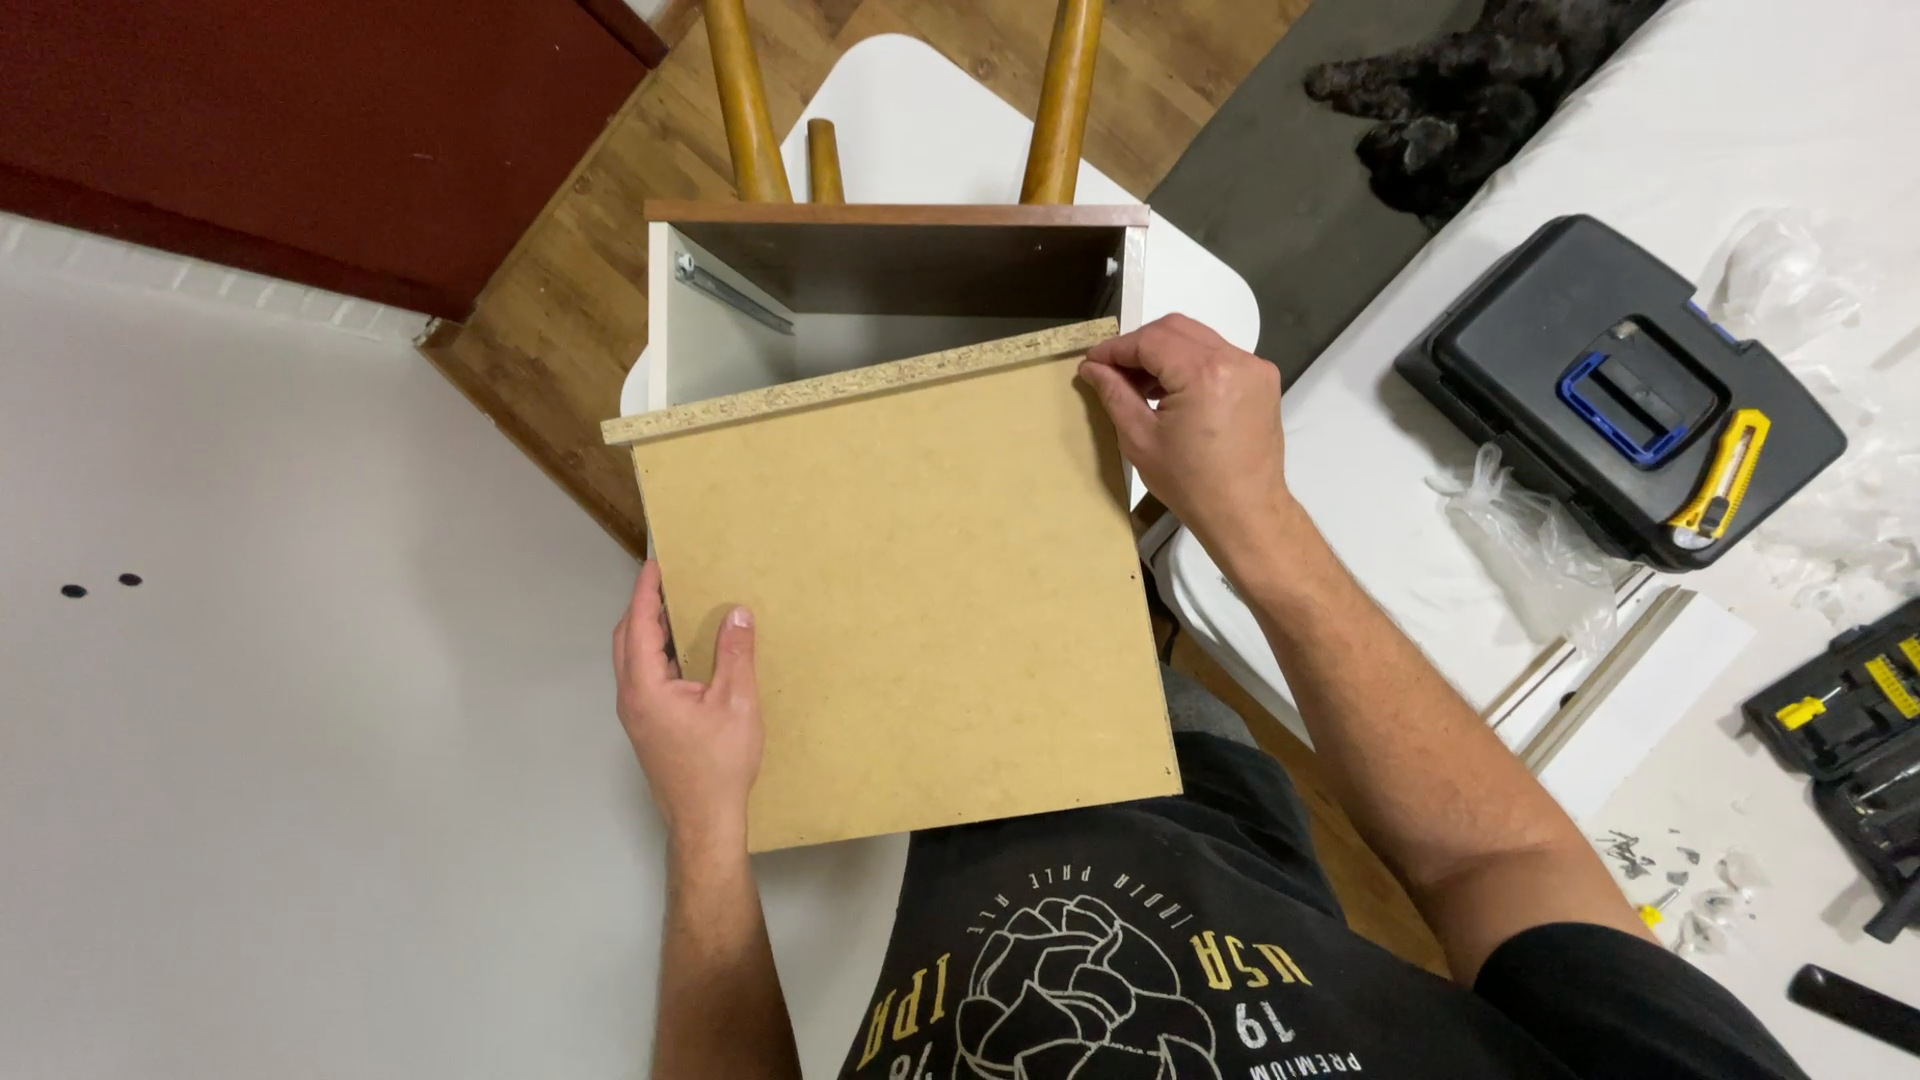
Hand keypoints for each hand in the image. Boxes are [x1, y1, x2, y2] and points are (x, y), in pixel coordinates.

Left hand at [613, 560, 762, 851]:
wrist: (703, 819)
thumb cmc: (719, 763)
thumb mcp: (736, 702)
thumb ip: (735, 654)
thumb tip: (737, 612)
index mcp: (646, 687)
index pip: (640, 626)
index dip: (646, 592)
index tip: (655, 563)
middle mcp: (632, 697)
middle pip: (626, 639)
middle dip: (642, 606)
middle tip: (666, 580)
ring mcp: (636, 714)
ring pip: (632, 659)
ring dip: (649, 628)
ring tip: (676, 606)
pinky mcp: (647, 725)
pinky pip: (643, 675)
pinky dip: (656, 651)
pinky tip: (683, 650)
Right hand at [1078, 315, 1298, 571]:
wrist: (1244, 512)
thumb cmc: (1188, 483)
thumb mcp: (1140, 439)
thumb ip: (1115, 394)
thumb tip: (1091, 368)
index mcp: (1204, 374)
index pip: (1151, 340)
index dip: (1116, 348)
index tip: (1092, 362)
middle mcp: (1235, 360)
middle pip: (1175, 328)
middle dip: (1139, 345)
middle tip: (1112, 371)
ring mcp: (1254, 367)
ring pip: (1198, 338)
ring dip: (1164, 352)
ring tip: (1139, 385)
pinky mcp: (1262, 380)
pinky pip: (1218, 355)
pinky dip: (1189, 363)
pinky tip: (1171, 392)